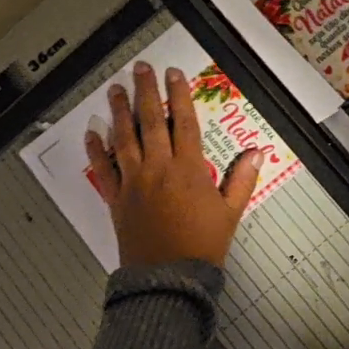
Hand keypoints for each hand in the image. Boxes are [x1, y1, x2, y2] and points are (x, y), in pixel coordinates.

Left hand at [85, 62, 261, 268]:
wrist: (169, 280)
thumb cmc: (204, 246)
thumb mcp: (230, 213)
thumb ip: (241, 179)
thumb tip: (256, 151)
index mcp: (188, 168)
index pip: (183, 122)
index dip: (179, 95)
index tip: (173, 73)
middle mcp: (158, 168)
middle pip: (150, 121)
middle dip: (146, 92)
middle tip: (140, 68)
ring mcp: (133, 182)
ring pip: (124, 139)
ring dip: (119, 111)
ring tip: (115, 88)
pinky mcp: (116, 199)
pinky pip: (103, 170)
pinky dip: (96, 150)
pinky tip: (92, 132)